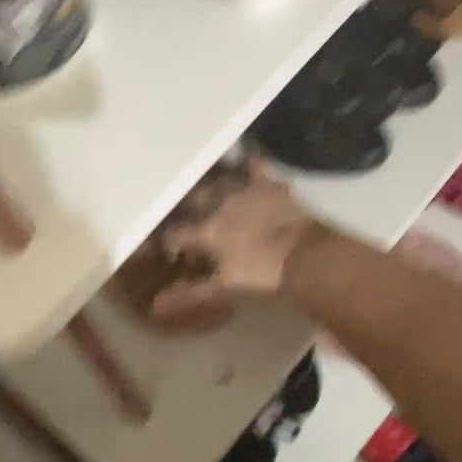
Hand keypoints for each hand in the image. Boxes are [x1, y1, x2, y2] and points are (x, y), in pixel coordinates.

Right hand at [152, 159, 323, 314]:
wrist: (306, 255)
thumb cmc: (263, 274)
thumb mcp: (224, 286)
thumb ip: (190, 292)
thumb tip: (155, 306)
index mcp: (206, 230)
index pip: (175, 233)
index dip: (170, 243)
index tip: (173, 253)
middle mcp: (219, 203)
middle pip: (191, 199)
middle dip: (184, 208)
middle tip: (188, 218)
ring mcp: (244, 189)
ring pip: (217, 178)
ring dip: (209, 183)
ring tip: (207, 188)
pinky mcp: (268, 182)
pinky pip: (253, 162)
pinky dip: (245, 159)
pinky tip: (241, 156)